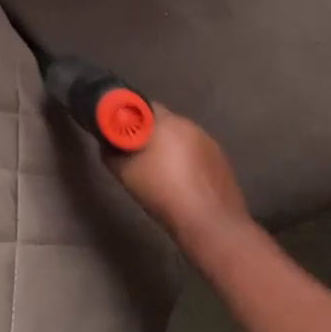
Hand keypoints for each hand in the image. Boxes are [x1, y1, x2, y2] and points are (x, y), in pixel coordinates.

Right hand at [102, 104, 251, 245]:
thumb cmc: (163, 193)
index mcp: (166, 121)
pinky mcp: (223, 161)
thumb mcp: (124, 173)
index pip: (142, 105)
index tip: (121, 130)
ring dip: (171, 147)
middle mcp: (190, 125)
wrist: (211, 226)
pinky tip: (184, 183)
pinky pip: (197, 153)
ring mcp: (210, 143)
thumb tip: (107, 143)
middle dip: (150, 133)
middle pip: (163, 121)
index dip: (129, 116)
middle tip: (137, 152)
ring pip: (182, 138)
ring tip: (162, 171)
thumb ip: (110, 152)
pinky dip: (188, 161)